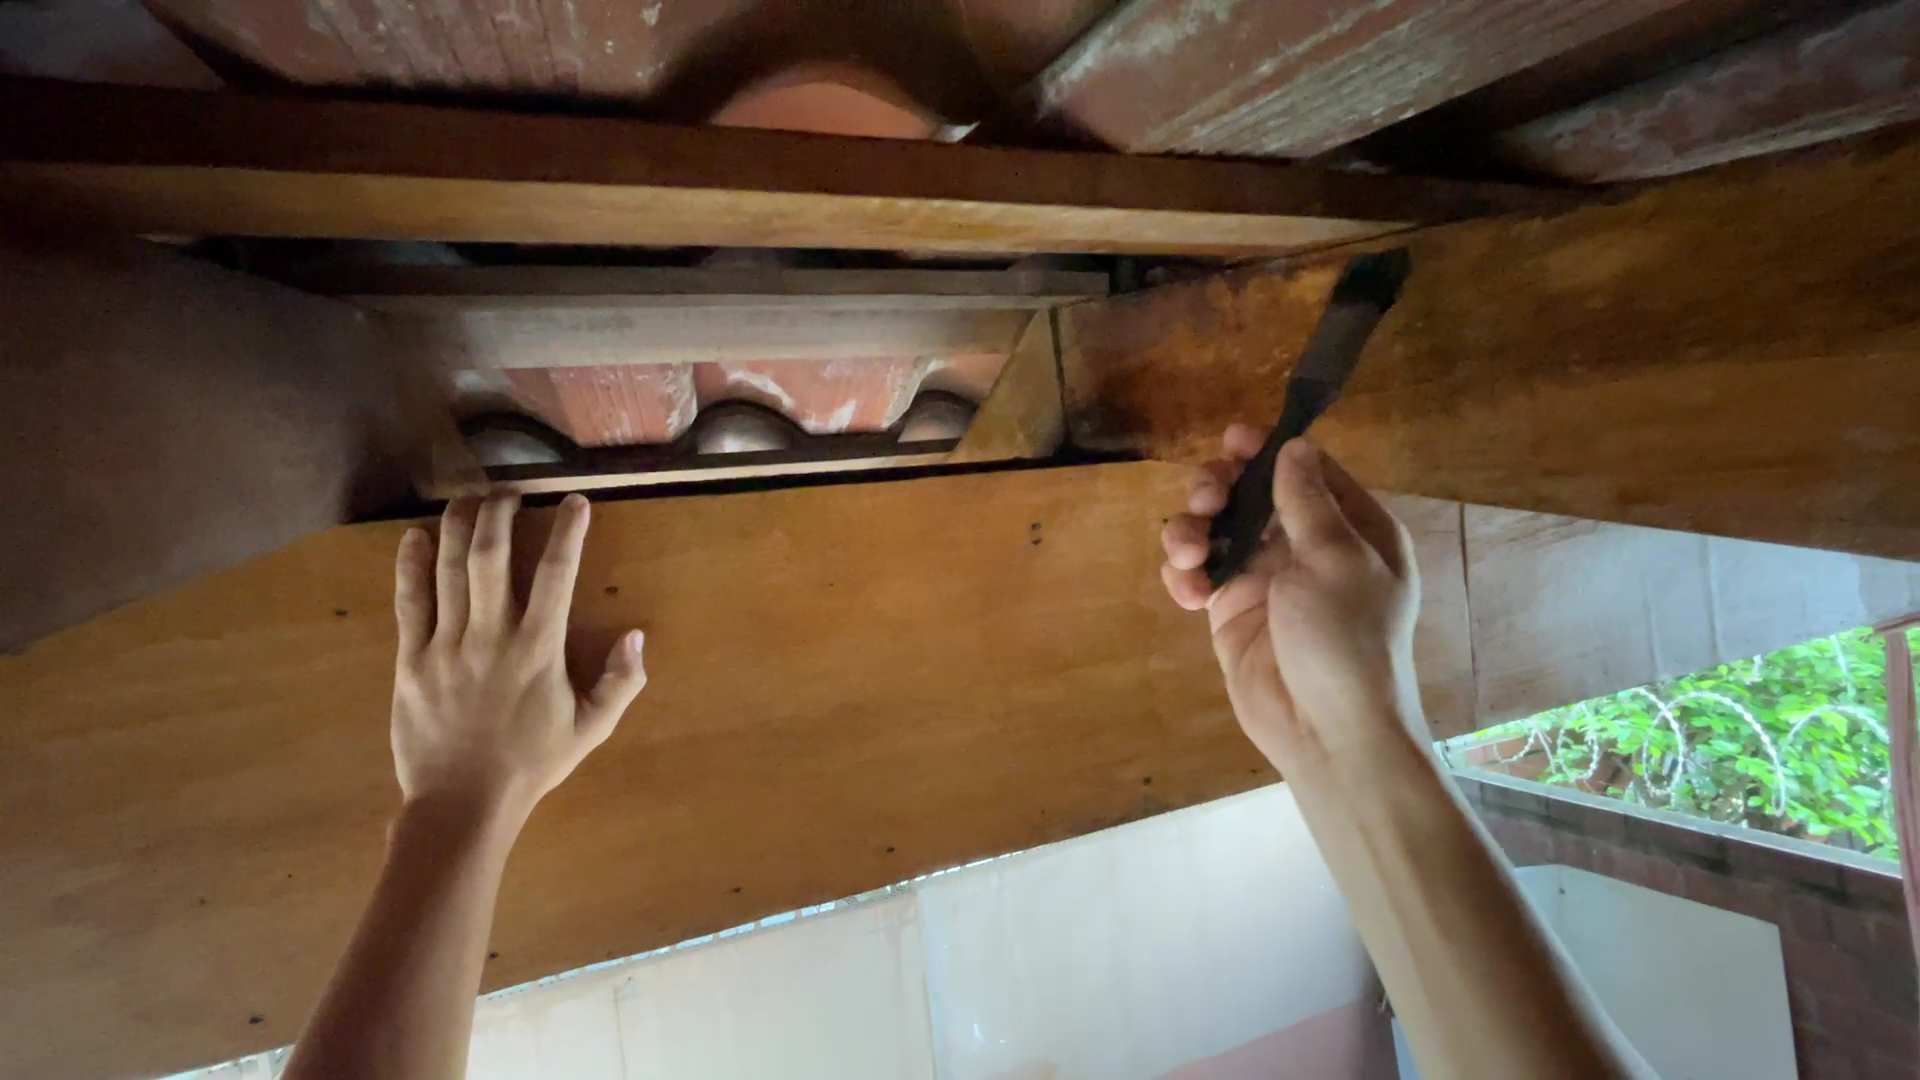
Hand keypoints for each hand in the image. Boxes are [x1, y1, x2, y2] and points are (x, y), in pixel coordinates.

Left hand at [390, 492, 646, 825]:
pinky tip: (413, 537)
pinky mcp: (411, 660)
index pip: (555, 576)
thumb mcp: (593, 727)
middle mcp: (490, 635)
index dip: (567, 533)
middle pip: (489, 558)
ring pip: (447, 571)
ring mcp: (445, 645)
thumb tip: (637, 636)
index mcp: (538, 649)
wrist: (462, 803)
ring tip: (468, 498)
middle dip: (500, 514)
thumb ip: (621, 682)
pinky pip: (409, 603)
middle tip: (510, 489)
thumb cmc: (534, 762)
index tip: (575, 501)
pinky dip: (410, 566)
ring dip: (457, 527)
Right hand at [1159, 429, 1423, 769]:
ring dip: (1190, 531)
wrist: (1323, 729)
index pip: (1304, 471)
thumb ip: (1307, 503)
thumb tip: (1294, 445)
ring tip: (1187, 555)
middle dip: (1217, 490)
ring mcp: (1262, 577)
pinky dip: (1184, 575)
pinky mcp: (1228, 608)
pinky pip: (1196, 573)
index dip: (1267, 450)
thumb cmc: (1346, 639)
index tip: (1232, 440)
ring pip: (1213, 528)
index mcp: (1348, 528)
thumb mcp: (1336, 562)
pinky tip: (1189, 593)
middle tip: (1204, 502)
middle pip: (1248, 493)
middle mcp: (1303, 546)